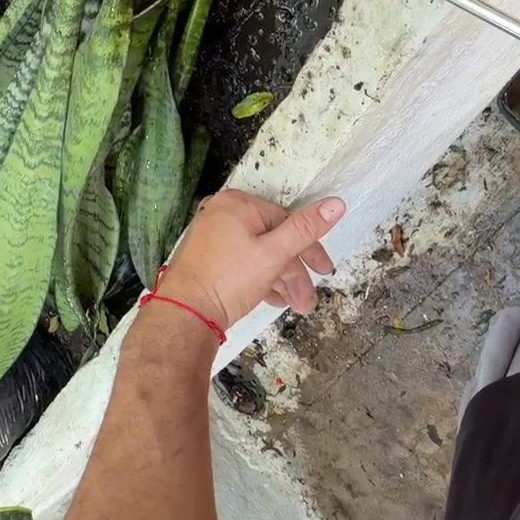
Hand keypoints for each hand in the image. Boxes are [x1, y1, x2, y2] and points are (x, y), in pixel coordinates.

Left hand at [153, 190, 344, 330]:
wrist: (182, 316)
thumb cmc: (228, 280)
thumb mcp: (274, 254)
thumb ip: (306, 229)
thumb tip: (337, 203)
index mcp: (238, 204)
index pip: (287, 221)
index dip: (309, 249)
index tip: (325, 271)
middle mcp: (223, 215)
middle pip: (273, 240)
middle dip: (295, 273)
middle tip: (309, 299)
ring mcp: (213, 237)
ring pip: (259, 255)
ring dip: (281, 280)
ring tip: (296, 306)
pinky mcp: (208, 260)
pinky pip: (243, 263)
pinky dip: (261, 279)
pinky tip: (274, 300)